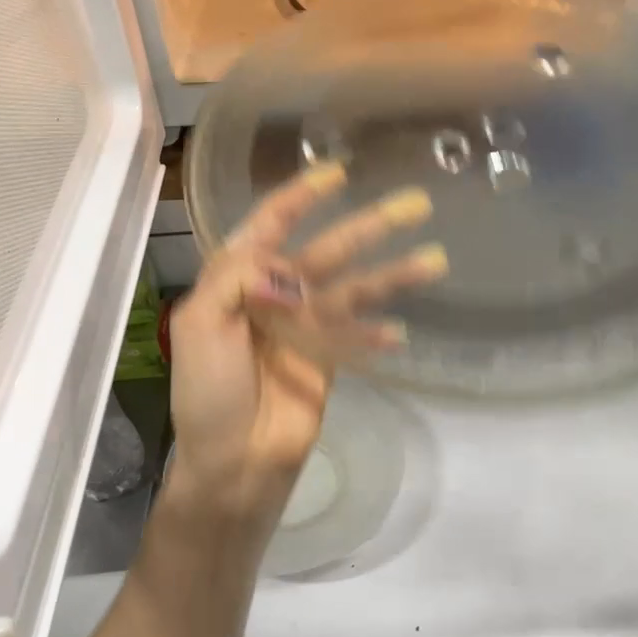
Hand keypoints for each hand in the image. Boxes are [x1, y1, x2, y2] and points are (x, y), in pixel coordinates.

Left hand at [167, 162, 446, 513]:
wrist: (234, 462)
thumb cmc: (208, 393)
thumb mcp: (201, 326)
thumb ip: (237, 278)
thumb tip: (290, 263)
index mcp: (237, 280)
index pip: (271, 225)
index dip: (300, 197)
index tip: (337, 173)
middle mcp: (274, 294)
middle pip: (329, 249)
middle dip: (370, 226)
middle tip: (417, 203)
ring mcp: (305, 326)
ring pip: (356, 289)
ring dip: (394, 275)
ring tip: (436, 259)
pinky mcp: (328, 358)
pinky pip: (358, 336)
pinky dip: (376, 334)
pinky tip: (399, 333)